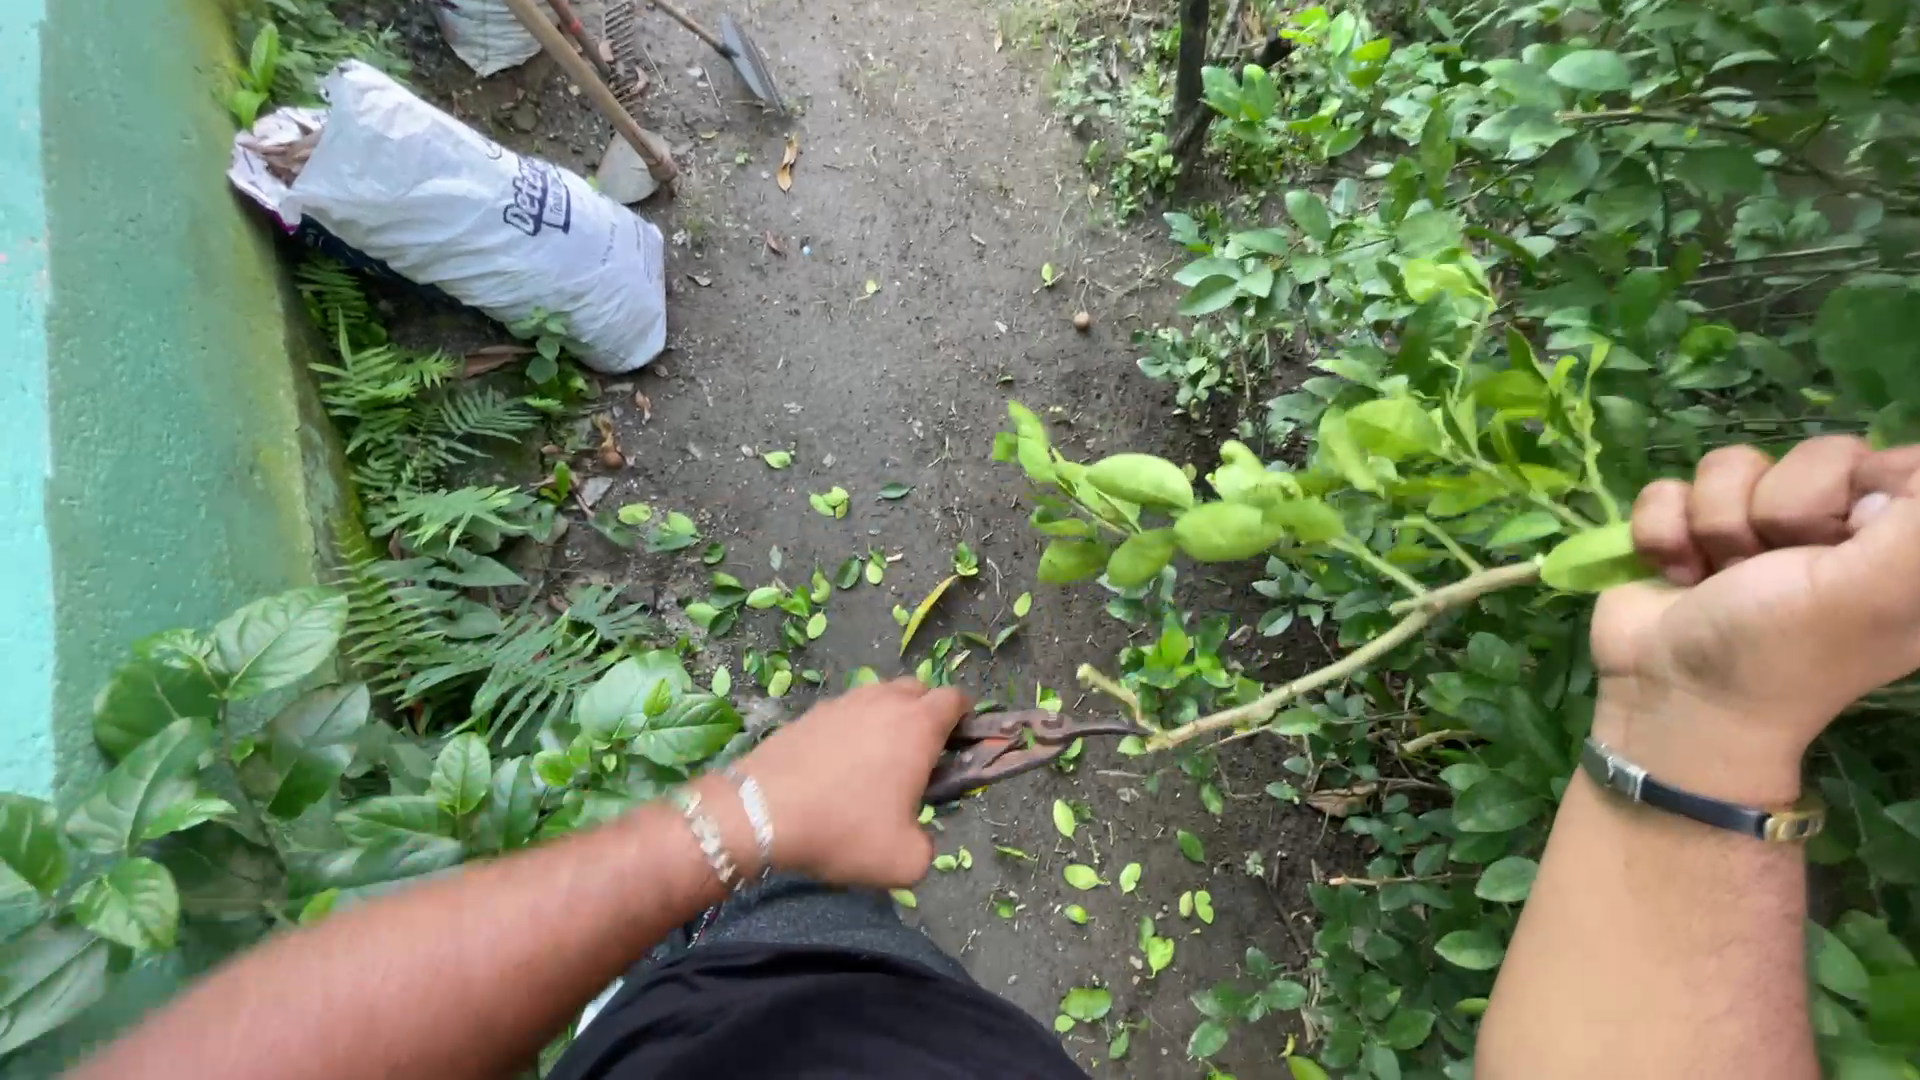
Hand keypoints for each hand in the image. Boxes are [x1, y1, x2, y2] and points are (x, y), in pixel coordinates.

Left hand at [728, 677, 967, 887]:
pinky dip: (854, 728)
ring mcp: (846, 701)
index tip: (960, 745)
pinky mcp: (813, 711)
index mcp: (918, 725)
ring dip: (889, 717)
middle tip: (920, 755)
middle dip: (927, 713)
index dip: (966, 718)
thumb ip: (928, 846)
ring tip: (877, 760)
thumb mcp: (904, 861)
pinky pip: (848, 710)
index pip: (956, 699)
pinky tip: (838, 765)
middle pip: (920, 690)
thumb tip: (917, 834)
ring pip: (881, 695)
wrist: (761, 813)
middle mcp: (886, 701)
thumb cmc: (844, 830)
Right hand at [1589, 436, 1919, 799]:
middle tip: (1768, 566)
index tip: (1840, 539)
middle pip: (1808, 455)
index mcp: (1898, 539)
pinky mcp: (1680, 531)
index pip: (1896, 460)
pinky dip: (1659, 533)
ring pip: (1727, 466)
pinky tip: (1673, 572)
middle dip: (1772, 512)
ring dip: (1707, 526)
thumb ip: (1917, 525)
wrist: (1671, 687)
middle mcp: (1832, 526)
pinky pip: (1663, 490)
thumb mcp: (1874, 591)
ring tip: (1713, 574)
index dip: (1857, 486)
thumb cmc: (1780, 648)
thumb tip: (1901, 472)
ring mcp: (1748, 527)